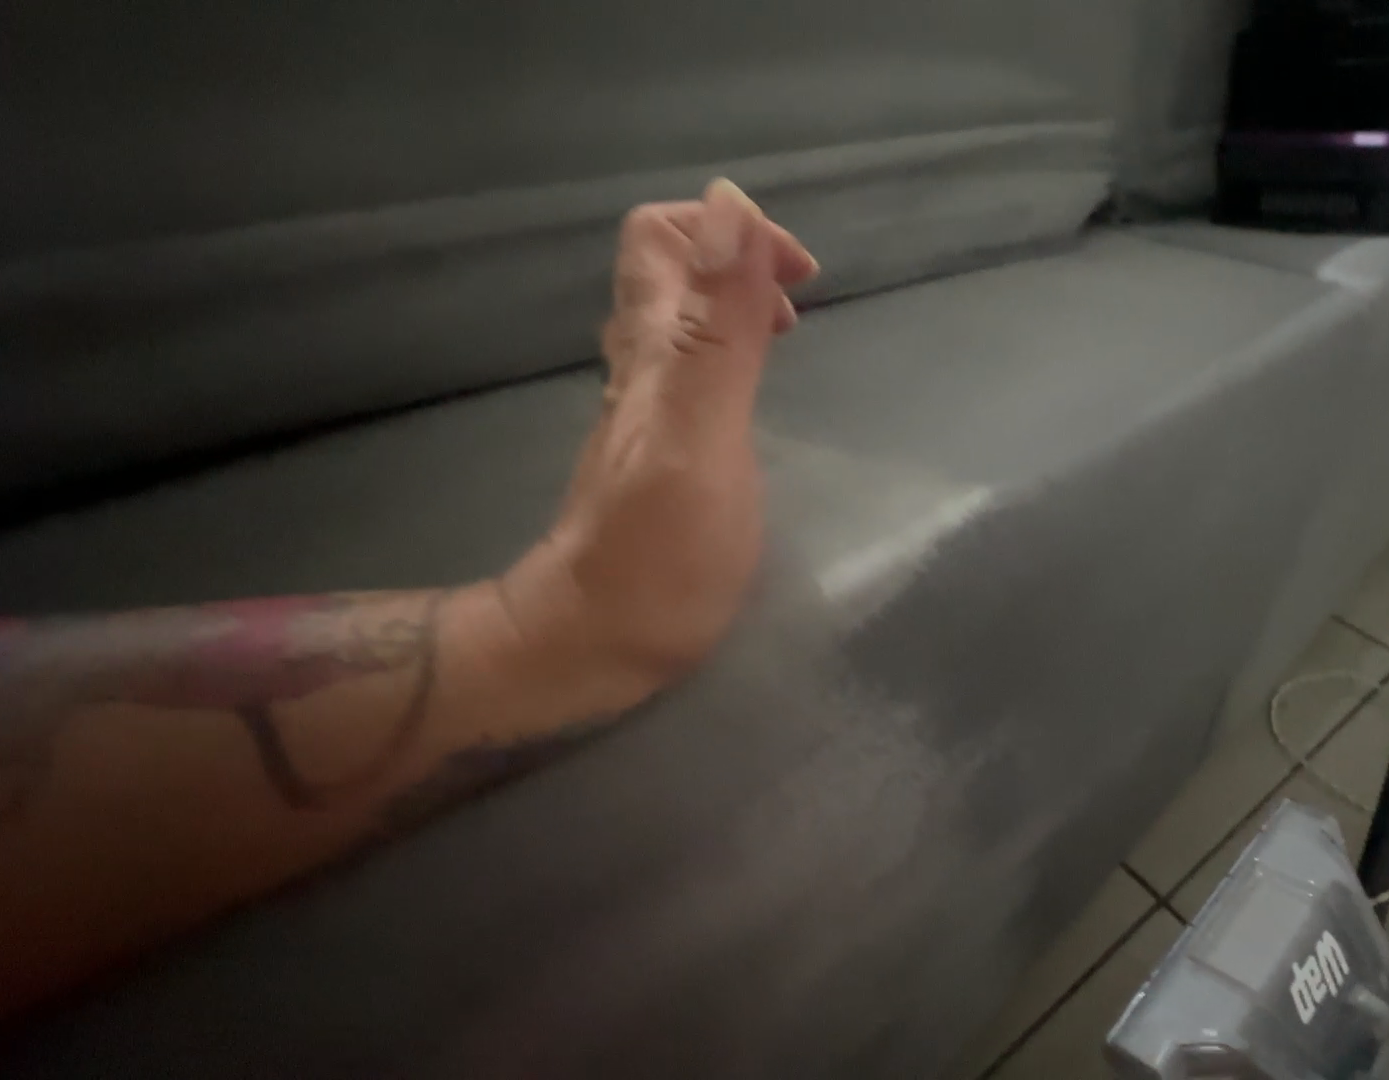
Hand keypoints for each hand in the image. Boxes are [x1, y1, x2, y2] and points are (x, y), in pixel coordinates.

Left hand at [499, 179, 818, 690]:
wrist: (593, 646)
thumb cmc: (658, 557)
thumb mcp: (700, 438)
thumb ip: (720, 333)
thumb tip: (731, 207)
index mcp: (652, 354)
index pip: (661, 239)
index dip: (728, 233)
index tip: (795, 279)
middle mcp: (641, 370)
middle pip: (666, 271)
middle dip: (737, 261)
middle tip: (795, 304)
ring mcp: (647, 413)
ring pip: (679, 321)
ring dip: (734, 304)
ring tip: (785, 333)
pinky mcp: (659, 452)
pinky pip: (691, 370)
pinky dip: (731, 353)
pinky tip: (755, 392)